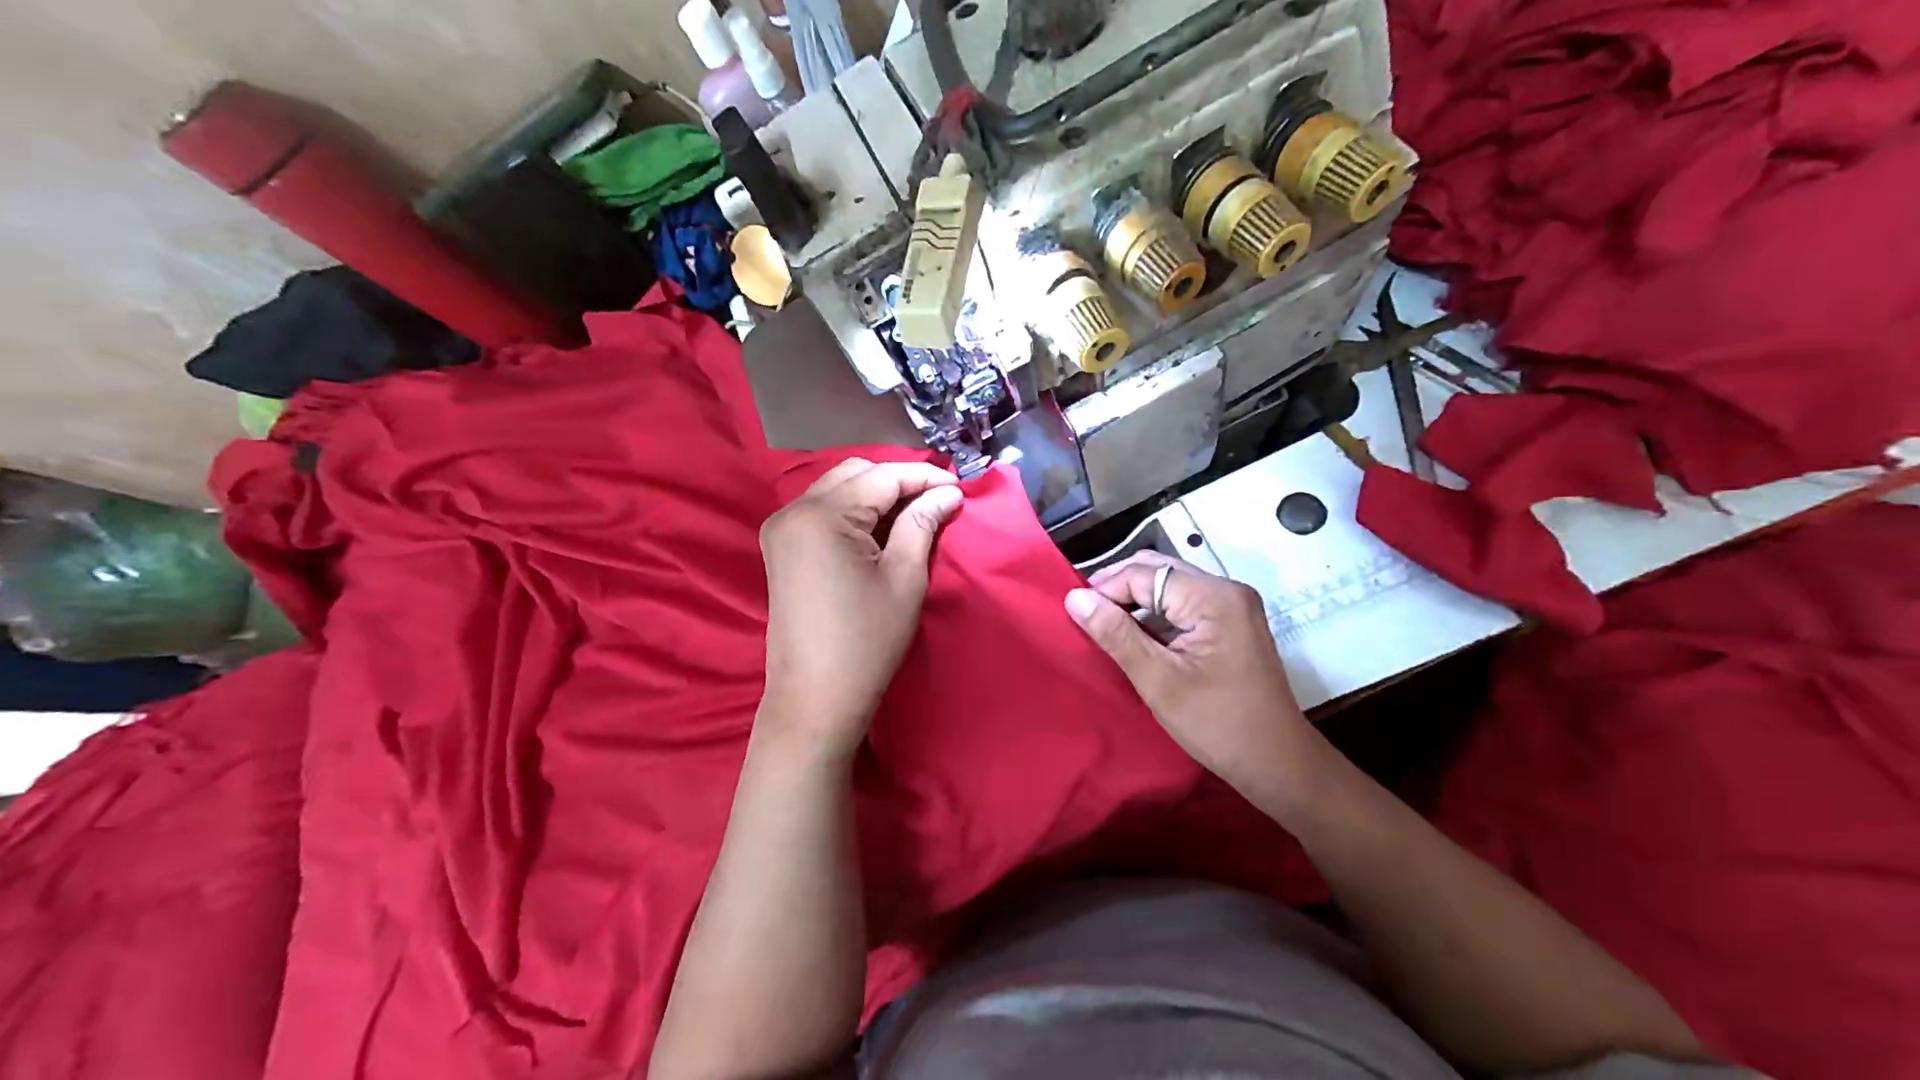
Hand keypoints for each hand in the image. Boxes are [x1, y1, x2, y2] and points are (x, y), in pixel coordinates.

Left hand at [759, 458, 964, 757]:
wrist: (814, 698)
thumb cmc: (867, 641)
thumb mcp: (905, 578)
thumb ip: (923, 523)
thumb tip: (947, 493)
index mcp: (822, 515)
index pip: (882, 477)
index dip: (924, 477)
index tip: (960, 488)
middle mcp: (793, 510)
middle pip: (855, 473)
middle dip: (899, 480)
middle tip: (938, 500)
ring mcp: (781, 528)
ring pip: (837, 487)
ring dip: (876, 493)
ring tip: (915, 513)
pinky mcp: (780, 547)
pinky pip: (822, 509)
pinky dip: (853, 510)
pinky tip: (881, 528)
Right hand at [1065, 553, 1323, 806]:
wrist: (1278, 763)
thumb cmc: (1218, 725)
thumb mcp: (1159, 681)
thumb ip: (1116, 634)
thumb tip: (1074, 598)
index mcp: (1215, 597)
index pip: (1145, 573)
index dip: (1105, 589)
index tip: (1074, 613)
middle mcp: (1227, 590)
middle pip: (1159, 571)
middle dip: (1118, 589)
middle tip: (1084, 615)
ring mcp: (1232, 606)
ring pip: (1169, 586)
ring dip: (1135, 602)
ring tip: (1103, 626)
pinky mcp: (1231, 624)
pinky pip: (1183, 605)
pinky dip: (1155, 615)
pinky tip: (1133, 636)